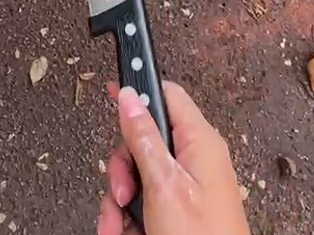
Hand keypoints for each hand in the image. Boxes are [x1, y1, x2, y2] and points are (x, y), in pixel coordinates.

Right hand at [99, 81, 249, 234]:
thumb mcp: (163, 185)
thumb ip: (143, 137)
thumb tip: (129, 96)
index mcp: (200, 141)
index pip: (167, 94)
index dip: (139, 92)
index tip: (113, 93)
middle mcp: (196, 159)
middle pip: (145, 139)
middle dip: (123, 167)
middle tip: (122, 192)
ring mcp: (189, 186)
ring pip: (141, 174)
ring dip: (121, 200)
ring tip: (119, 225)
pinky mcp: (182, 210)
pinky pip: (148, 200)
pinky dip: (130, 217)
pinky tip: (124, 232)